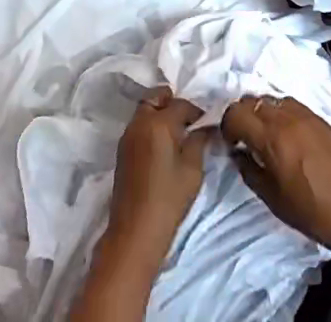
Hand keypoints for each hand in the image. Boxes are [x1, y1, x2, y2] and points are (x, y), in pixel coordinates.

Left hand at [107, 88, 211, 253]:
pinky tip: (165, 145)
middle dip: (173, 102)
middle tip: (189, 120)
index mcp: (158, 123)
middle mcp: (139, 124)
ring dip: (160, 113)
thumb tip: (206, 127)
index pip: (181, 104)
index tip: (208, 124)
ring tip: (179, 133)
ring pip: (145, 111)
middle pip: (156, 98)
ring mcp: (127, 137)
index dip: (197, 112)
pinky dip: (151, 126)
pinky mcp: (122, 151)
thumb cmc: (169, 198)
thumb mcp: (193, 168)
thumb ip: (199, 140)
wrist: (136, 231)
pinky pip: (138, 126)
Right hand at [223, 95, 330, 258]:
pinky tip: (284, 133)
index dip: (227, 125)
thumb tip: (237, 152)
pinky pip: (290, 104)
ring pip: (272, 99)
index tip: (229, 142)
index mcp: (272, 138)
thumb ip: (248, 168)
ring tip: (263, 135)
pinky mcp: (319, 117)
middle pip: (253, 100)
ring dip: (261, 111)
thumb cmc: (309, 210)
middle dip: (242, 115)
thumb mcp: (270, 197)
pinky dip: (279, 112)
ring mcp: (306, 114)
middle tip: (242, 138)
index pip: (236, 113)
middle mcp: (287, 118)